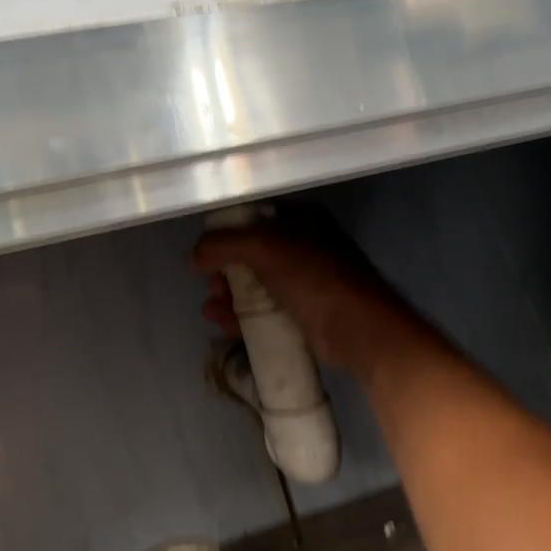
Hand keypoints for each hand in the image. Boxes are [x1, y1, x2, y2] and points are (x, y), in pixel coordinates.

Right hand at [193, 227, 438, 381]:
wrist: (358, 331)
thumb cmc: (312, 278)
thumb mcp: (262, 248)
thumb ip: (221, 245)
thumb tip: (193, 258)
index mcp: (297, 221)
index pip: (251, 219)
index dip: (224, 233)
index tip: (205, 251)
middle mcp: (300, 247)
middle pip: (248, 254)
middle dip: (223, 270)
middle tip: (210, 285)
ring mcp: (302, 282)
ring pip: (253, 284)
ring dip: (227, 295)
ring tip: (212, 309)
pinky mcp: (301, 314)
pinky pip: (262, 310)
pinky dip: (239, 315)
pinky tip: (220, 322)